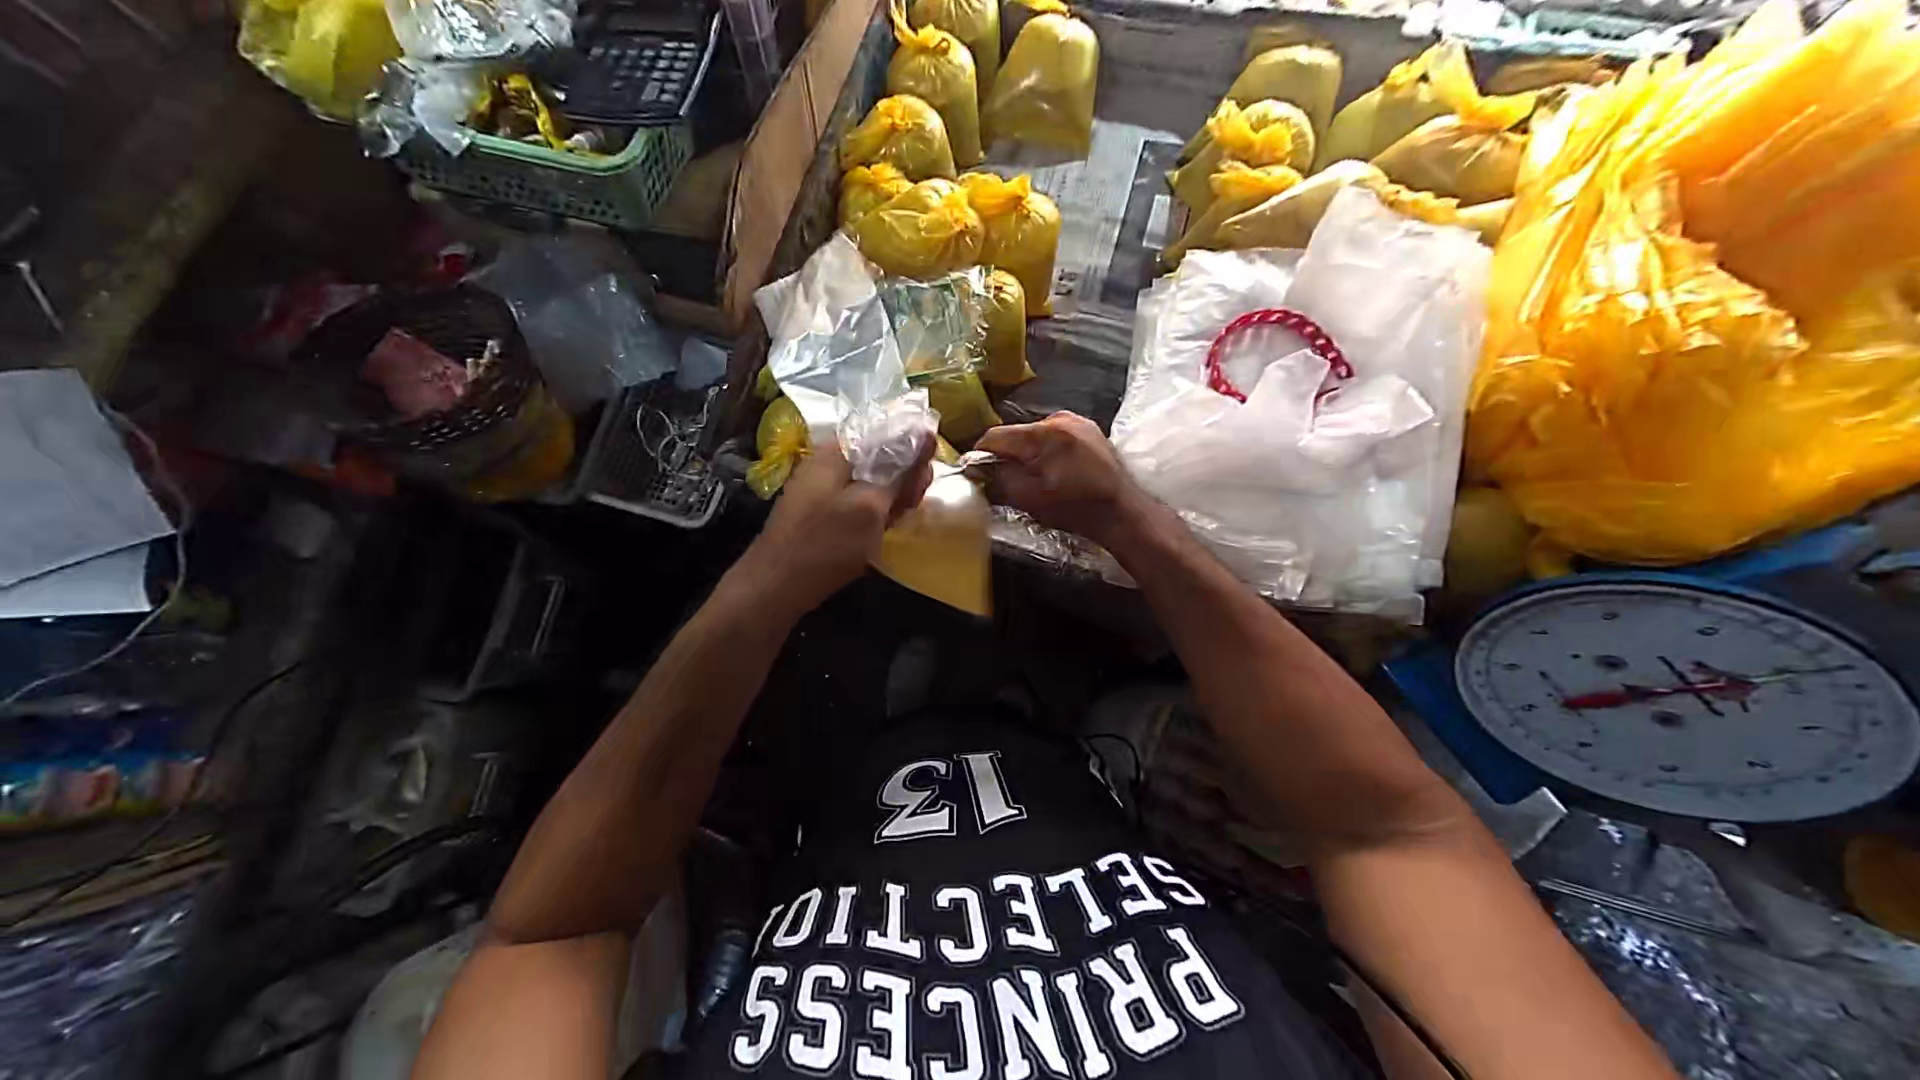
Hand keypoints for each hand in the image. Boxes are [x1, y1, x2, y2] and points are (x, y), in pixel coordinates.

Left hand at [733, 438, 932, 618]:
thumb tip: (925, 433)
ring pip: (872, 481)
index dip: (914, 446)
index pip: (886, 430)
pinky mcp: (824, 511)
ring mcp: (824, 488)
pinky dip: (876, 511)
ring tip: (899, 517)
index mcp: (837, 450)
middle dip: (904, 476)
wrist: (777, 586)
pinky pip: (859, 500)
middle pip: (880, 456)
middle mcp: (829, 462)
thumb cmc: (826, 543)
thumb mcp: (871, 506)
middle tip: (913, 502)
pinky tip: (884, 527)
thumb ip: (900, 472)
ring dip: (892, 497)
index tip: (928, 472)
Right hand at [975, 412, 1145, 546]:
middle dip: (1007, 458)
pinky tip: (1055, 475)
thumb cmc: (1076, 508)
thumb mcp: (1030, 499)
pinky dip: (1047, 454)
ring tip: (1034, 482)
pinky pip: (1055, 439)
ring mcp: (1077, 422)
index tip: (976, 476)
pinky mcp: (1089, 431)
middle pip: (1016, 436)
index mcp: (1043, 432)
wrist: (1124, 513)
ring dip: (1027, 457)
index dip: (980, 456)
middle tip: (1006, 485)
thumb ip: (998, 481)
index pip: (995, 436)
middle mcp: (1059, 418)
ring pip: (1035, 437)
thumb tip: (974, 471)